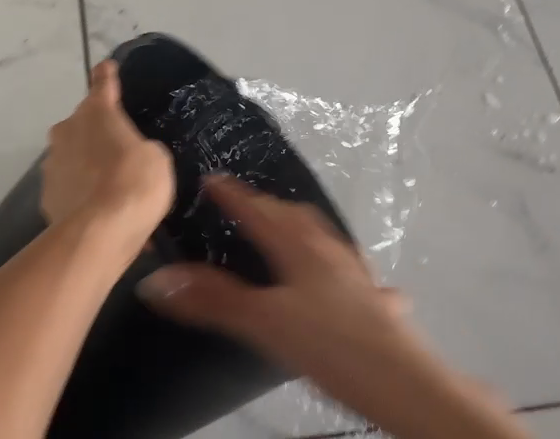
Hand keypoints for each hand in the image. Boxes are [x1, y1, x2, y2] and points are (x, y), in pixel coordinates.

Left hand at [40, 59, 173, 237]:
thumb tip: (132, 157)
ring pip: (74, 158)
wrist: (99, 232)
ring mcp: (52, 163)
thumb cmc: (134, 183)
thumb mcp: (156, 159)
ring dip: (90, 168)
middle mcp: (67, 130)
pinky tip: (102, 215)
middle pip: (84, 124)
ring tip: (113, 194)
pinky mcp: (46, 196)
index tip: (106, 67)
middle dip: (99, 135)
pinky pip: (70, 189)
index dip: (106, 75)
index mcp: (96, 112)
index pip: (102, 83)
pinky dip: (83, 197)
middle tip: (122, 155)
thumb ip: (142, 148)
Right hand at [133, 175, 406, 366]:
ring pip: (323, 238)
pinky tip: (354, 281)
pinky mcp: (376, 302)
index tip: (211, 178)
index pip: (256, 209)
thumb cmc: (329, 341)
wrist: (404, 381)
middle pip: (293, 217)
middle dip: (266, 206)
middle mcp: (327, 249)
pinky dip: (339, 267)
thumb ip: (211, 300)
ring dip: (301, 228)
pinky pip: (351, 272)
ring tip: (289, 229)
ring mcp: (355, 274)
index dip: (231, 194)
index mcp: (296, 245)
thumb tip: (156, 279)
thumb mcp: (262, 322)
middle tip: (245, 203)